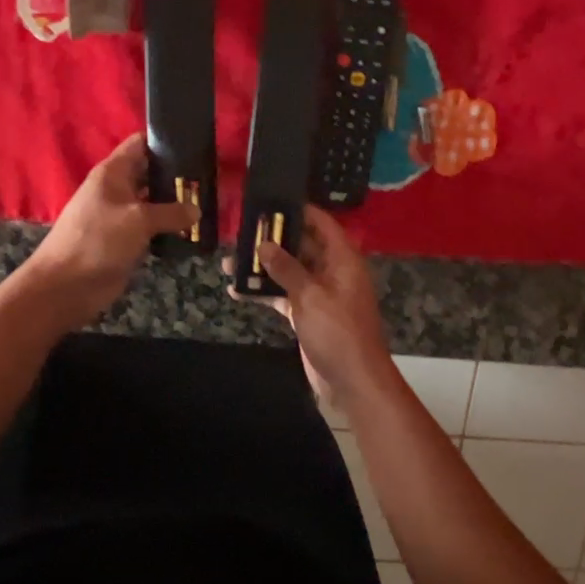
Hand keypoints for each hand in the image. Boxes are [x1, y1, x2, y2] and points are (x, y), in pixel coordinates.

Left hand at [24, 134, 198, 325]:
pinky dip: (169, 229)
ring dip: (177, 205)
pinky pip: (152, 228)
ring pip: (154, 202)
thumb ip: (171, 212)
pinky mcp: (126, 240)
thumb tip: (196, 210)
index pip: (141, 144)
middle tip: (211, 180)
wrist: (67, 285)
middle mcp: (117, 189)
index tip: (196, 146)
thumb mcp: (138, 220)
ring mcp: (121, 216)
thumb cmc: (98, 240)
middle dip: (178, 176)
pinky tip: (193, 231)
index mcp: (113, 172)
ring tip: (209, 205)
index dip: (165, 142)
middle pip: (151, 173)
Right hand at [226, 205, 392, 404]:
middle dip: (273, 240)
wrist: (353, 381)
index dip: (300, 211)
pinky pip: (284, 295)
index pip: (322, 224)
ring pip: (289, 272)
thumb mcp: (311, 296)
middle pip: (302, 246)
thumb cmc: (338, 333)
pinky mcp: (308, 314)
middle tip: (241, 231)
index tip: (271, 202)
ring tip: (230, 262)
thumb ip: (286, 268)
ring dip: (263, 268)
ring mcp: (320, 294)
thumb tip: (264, 245)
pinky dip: (265, 293)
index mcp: (342, 260)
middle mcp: (332, 272)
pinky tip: (237, 291)